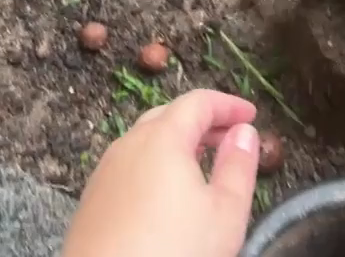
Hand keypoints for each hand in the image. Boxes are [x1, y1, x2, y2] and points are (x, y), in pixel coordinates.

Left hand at [62, 89, 260, 256]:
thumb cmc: (174, 253)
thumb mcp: (224, 213)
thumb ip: (239, 165)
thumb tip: (243, 132)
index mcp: (162, 137)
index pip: (198, 102)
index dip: (228, 104)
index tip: (252, 115)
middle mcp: (129, 143)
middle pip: (169, 115)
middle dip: (202, 121)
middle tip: (230, 137)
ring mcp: (106, 170)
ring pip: (145, 139)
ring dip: (177, 142)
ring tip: (201, 163)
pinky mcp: (92, 198)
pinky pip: (129, 165)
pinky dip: (153, 164)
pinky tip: (164, 195)